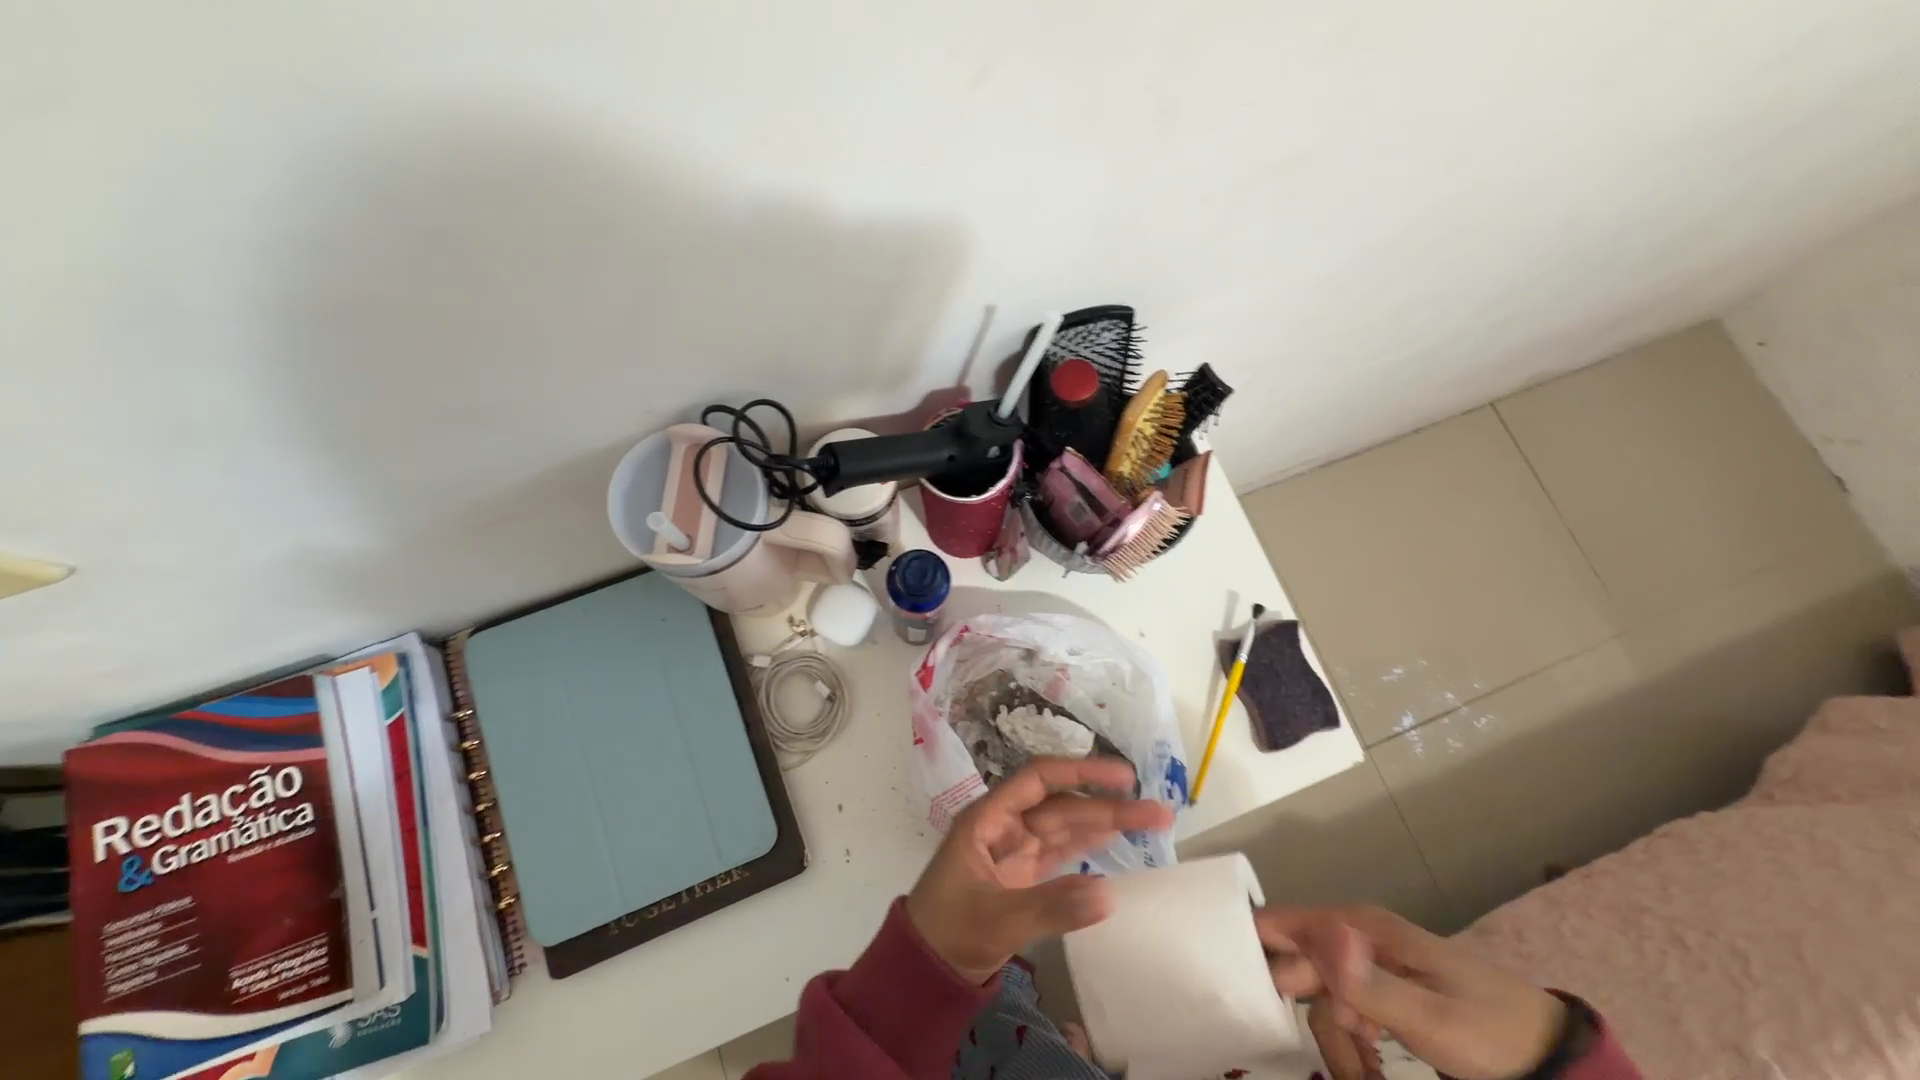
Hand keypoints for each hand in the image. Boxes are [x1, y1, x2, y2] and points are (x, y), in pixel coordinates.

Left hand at [905, 757, 1174, 984]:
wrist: (924, 968)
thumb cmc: (948, 932)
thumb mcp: (997, 921)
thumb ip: (1050, 908)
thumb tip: (1108, 895)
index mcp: (988, 819)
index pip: (1039, 780)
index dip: (1081, 772)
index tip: (1123, 776)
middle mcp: (1004, 827)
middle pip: (1062, 805)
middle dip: (1107, 804)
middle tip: (1159, 811)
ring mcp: (1015, 851)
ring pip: (1066, 828)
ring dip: (1105, 822)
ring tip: (1151, 820)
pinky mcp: (1023, 876)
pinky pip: (1062, 853)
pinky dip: (1089, 847)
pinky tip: (1117, 840)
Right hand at [1256, 906, 1566, 1079]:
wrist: (1546, 1056)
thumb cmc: (1490, 1031)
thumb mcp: (1434, 1020)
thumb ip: (1371, 986)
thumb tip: (1323, 940)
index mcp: (1359, 928)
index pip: (1280, 923)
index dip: (1249, 945)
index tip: (1232, 985)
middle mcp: (1352, 938)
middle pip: (1296, 970)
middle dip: (1307, 1019)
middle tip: (1346, 1062)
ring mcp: (1364, 967)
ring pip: (1318, 1004)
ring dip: (1335, 1045)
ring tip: (1365, 1077)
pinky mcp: (1376, 995)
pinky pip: (1339, 1018)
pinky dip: (1348, 1047)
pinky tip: (1369, 1068)